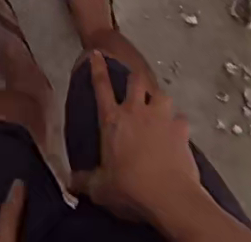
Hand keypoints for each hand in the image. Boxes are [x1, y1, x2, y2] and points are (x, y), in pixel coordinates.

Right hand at [71, 51, 203, 226]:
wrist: (168, 196)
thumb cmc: (129, 189)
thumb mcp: (100, 189)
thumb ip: (85, 182)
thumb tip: (69, 182)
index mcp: (113, 120)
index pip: (101, 86)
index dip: (97, 68)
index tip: (96, 54)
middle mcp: (136, 110)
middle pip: (136, 79)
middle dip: (135, 79)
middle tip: (135, 88)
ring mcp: (161, 116)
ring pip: (161, 94)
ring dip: (158, 100)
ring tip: (158, 110)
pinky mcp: (181, 128)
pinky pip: (180, 119)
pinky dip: (177, 125)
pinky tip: (177, 135)